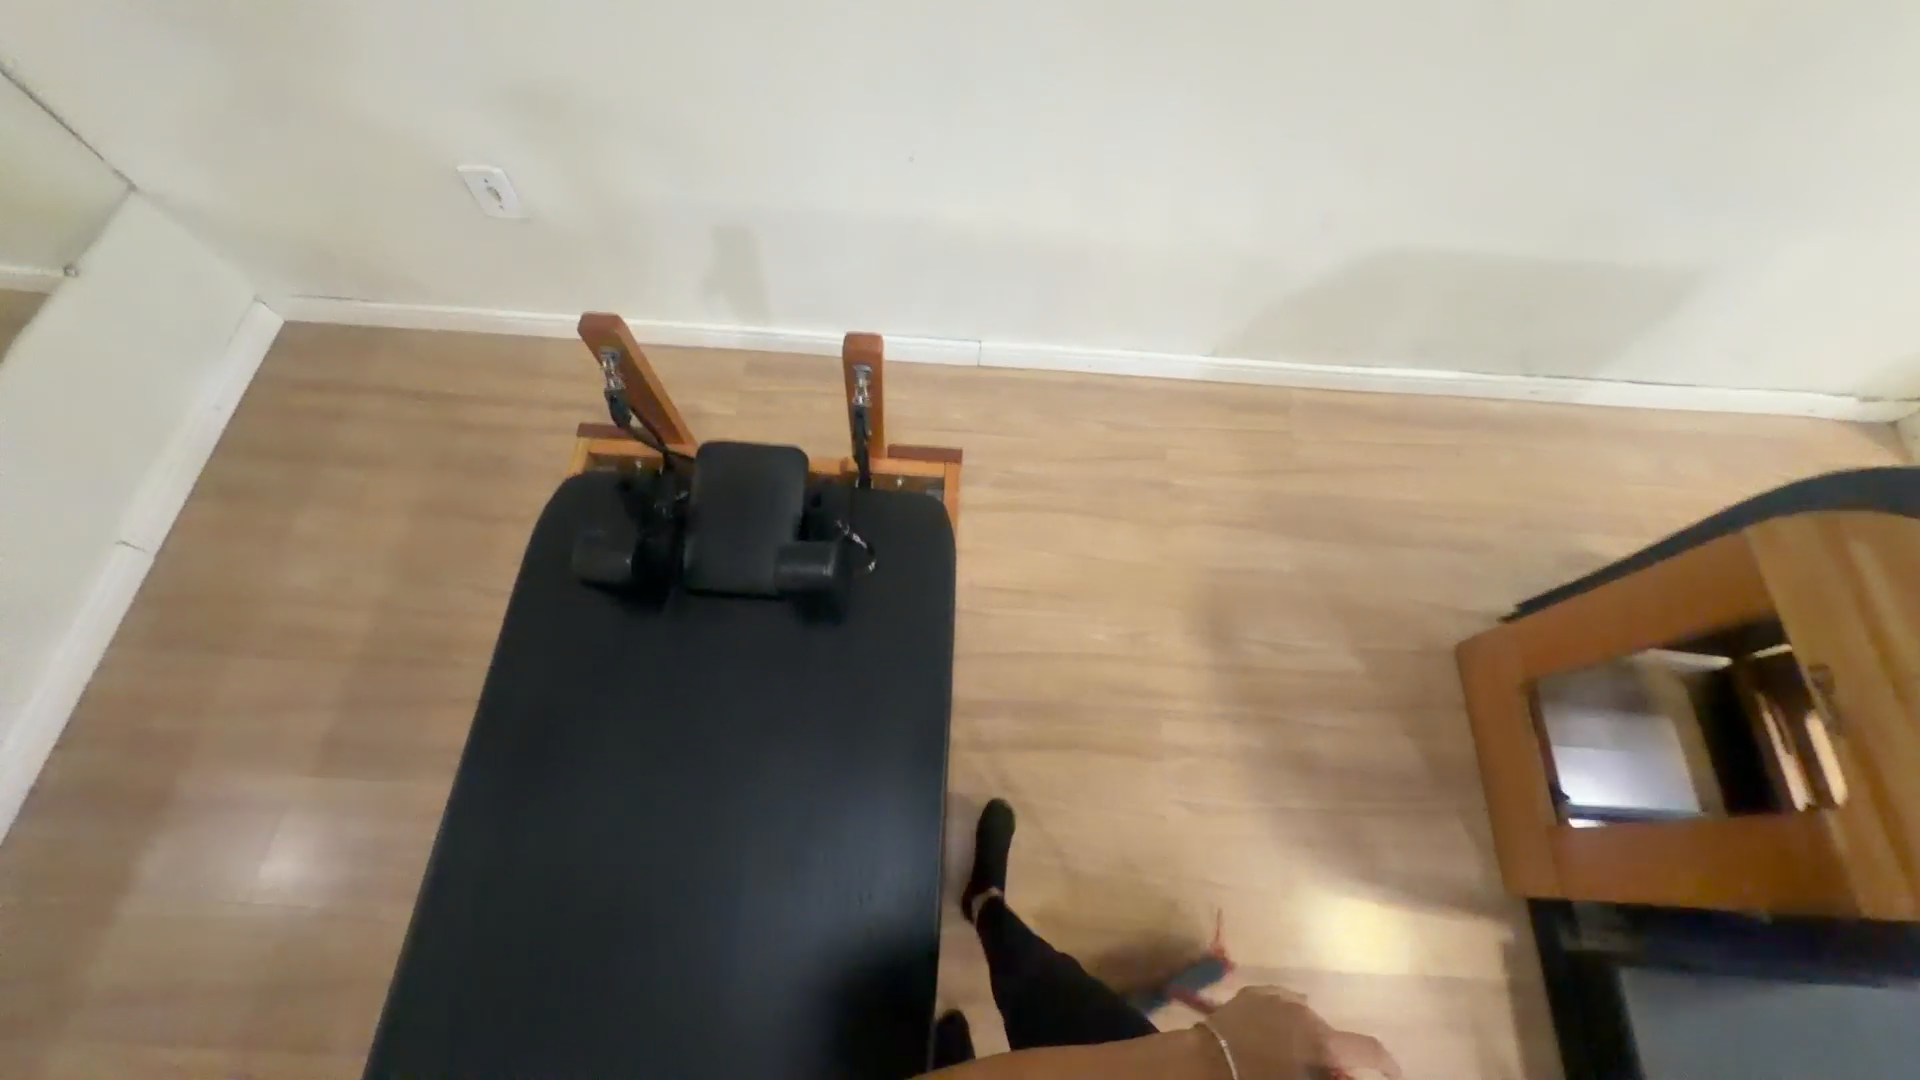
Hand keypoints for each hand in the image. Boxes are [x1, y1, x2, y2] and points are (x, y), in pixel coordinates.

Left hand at [1199, 987, 1401, 1078]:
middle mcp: (1302, 1010)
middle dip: (1333, 1057)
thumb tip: (1347, 1074)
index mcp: (1319, 1037)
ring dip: (1308, 1039)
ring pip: (1305, 1019)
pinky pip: (1280, 1004)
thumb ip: (1331, 1077)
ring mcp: (1274, 997)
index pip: (1368, 1048)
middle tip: (1326, 1073)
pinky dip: (1286, 1020)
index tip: (1392, 1075)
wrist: (1206, 1064)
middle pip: (1331, 1036)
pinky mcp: (1251, 994)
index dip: (1385, 1064)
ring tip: (1298, 1059)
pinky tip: (1280, 1034)